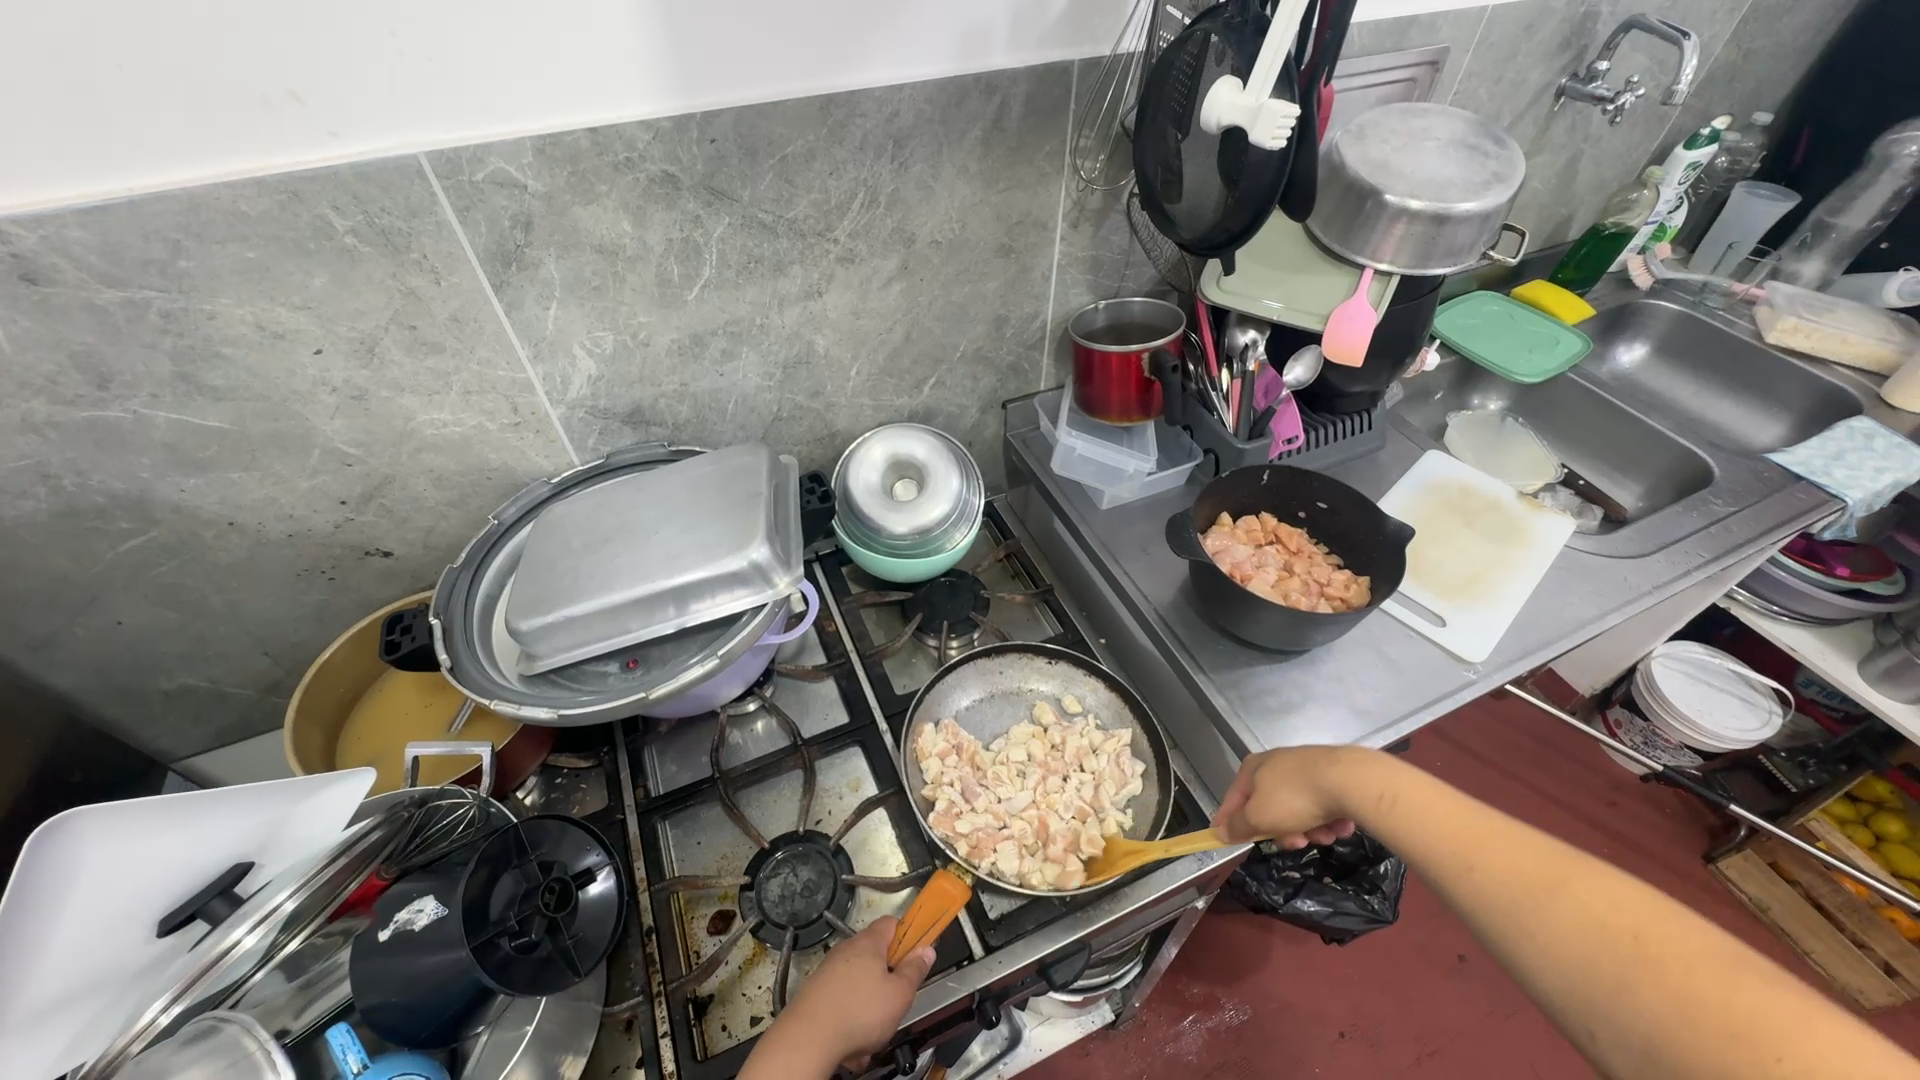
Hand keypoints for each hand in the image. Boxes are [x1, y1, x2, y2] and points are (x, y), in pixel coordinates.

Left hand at [752, 916, 934, 1074]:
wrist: (807, 1039)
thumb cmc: (860, 1012)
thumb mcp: (899, 994)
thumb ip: (915, 970)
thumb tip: (927, 949)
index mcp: (869, 943)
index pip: (892, 923)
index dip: (907, 935)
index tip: (916, 954)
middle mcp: (846, 950)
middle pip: (875, 954)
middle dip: (888, 977)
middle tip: (897, 998)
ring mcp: (828, 971)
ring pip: (859, 982)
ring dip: (870, 1002)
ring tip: (875, 1028)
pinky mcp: (816, 993)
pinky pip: (842, 1000)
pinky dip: (851, 1016)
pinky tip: (854, 1042)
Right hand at [1211, 746, 1365, 847]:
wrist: (1349, 781)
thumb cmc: (1294, 798)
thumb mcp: (1259, 817)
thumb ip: (1238, 826)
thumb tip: (1221, 831)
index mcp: (1253, 768)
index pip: (1233, 799)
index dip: (1228, 821)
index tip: (1226, 840)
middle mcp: (1276, 765)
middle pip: (1270, 809)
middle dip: (1284, 832)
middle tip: (1296, 843)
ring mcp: (1305, 769)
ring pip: (1299, 811)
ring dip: (1310, 830)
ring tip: (1324, 834)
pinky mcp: (1331, 777)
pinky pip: (1322, 805)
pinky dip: (1328, 820)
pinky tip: (1339, 825)